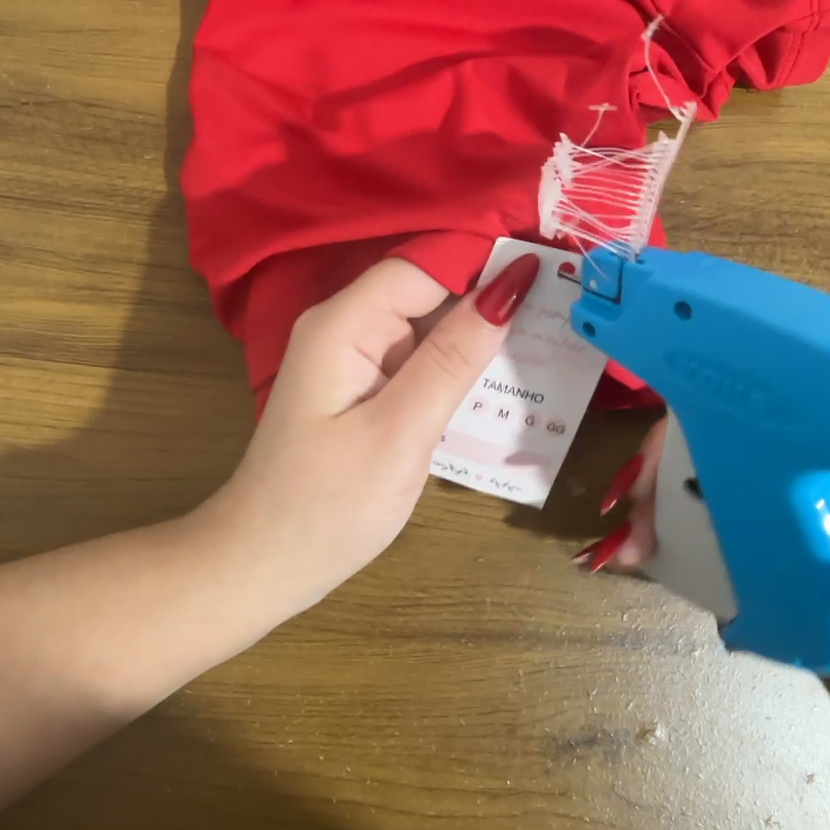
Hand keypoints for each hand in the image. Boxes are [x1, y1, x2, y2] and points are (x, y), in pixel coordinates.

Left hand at [202, 254, 539, 609]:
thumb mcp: (399, 432)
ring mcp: (353, 361)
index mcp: (342, 324)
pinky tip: (501, 381)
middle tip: (564, 311)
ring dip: (478, 335)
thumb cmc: (326, 507)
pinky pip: (417, 362)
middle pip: (425, 290)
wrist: (264, 565)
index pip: (422, 266)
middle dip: (488, 299)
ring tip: (550, 341)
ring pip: (426, 327)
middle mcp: (344, 328)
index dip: (482, 264)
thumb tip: (511, 285)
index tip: (552, 276)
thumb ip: (454, 359)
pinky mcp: (363, 391)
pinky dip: (456, 368)